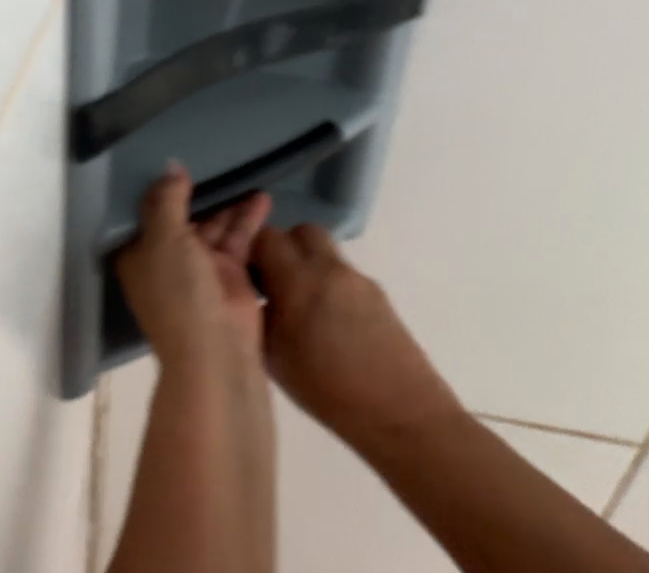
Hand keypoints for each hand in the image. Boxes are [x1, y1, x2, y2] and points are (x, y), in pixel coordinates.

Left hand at [115, 164, 271, 372]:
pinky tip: (262, 196)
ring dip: (228, 204)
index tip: (174, 157)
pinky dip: (248, 220)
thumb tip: (171, 165)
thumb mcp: (164, 239)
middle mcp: (167, 258)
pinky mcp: (230, 275)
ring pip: (213, 226)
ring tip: (247, 170)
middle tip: (218, 157)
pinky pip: (238, 240)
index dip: (160, 187)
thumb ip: (168, 200)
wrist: (216, 351)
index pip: (147, 212)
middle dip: (199, 192)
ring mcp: (200, 268)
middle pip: (183, 217)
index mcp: (139, 253)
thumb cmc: (178, 291)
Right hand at [251, 224, 462, 445]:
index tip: (247, 278)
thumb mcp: (272, 355)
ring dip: (308, 266)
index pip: (266, 236)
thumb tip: (253, 294)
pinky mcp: (380, 296)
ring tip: (301, 307)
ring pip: (325, 252)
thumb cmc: (326, 390)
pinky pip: (344, 276)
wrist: (401, 415)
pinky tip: (329, 326)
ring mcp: (360, 280)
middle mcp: (330, 269)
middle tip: (273, 282)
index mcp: (298, 280)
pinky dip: (329, 286)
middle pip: (301, 232)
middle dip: (283, 249)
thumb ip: (257, 313)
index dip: (252, 252)